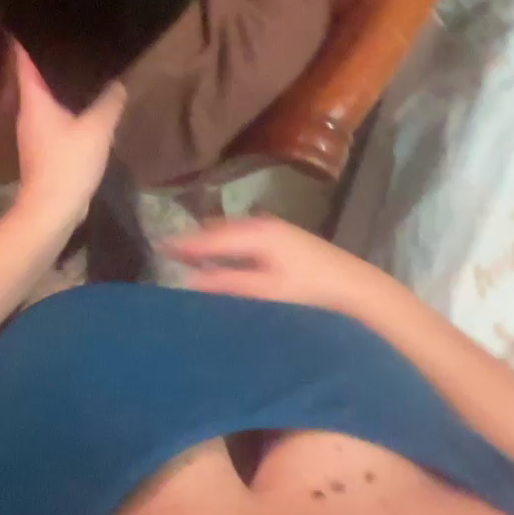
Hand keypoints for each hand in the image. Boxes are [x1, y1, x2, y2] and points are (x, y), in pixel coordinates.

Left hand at [11, 43, 125, 231]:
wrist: (52, 209)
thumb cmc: (68, 163)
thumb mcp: (97, 128)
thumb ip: (109, 101)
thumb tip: (118, 82)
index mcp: (34, 100)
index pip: (25, 59)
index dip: (29, 37)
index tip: (41, 18)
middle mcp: (28, 111)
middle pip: (36, 76)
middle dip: (52, 58)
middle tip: (74, 37)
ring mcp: (34, 131)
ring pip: (47, 98)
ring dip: (62, 83)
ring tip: (86, 66)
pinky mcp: (44, 147)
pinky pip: (55, 116)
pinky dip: (68, 106)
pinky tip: (88, 104)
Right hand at [164, 216, 407, 318]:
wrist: (356, 288)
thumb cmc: (310, 290)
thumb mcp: (265, 290)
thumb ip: (227, 283)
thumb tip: (189, 281)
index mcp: (256, 232)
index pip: (209, 235)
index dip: (183, 243)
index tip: (157, 248)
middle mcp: (262, 224)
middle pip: (218, 229)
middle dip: (193, 240)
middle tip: (166, 254)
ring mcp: (274, 228)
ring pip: (231, 232)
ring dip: (210, 243)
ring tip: (187, 258)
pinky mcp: (282, 238)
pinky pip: (242, 237)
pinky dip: (226, 246)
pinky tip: (221, 260)